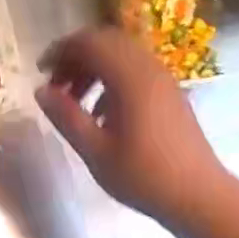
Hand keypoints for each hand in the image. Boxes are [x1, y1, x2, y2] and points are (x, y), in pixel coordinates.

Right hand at [35, 28, 235, 229]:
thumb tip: (41, 91)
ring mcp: (164, 80)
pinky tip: (103, 114)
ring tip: (76, 103)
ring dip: (95, 70)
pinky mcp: (171, 95)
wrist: (198, 195)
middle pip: (107, 43)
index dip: (60, 51)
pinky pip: (137, 73)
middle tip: (56, 87)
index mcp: (129, 76)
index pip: (89, 42)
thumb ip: (66, 117)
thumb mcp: (96, 151)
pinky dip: (113, 81)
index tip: (40, 72)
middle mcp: (148, 68)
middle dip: (76, 58)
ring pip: (123, 57)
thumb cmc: (143, 176)